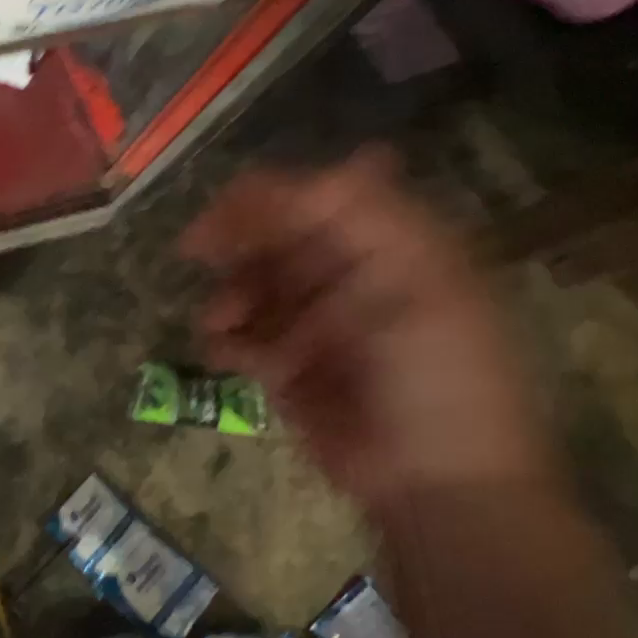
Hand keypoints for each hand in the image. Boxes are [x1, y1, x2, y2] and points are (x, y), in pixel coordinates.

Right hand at [183, 148, 550, 512]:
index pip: (321, 198)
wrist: (439, 484)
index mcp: (392, 249)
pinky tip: (225, 353)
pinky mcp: (287, 367)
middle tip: (196, 249)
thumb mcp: (424, 288)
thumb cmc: (441, 378)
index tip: (225, 207)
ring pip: (251, 286)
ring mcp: (315, 323)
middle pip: (276, 238)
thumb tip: (355, 153)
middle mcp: (350, 277)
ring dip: (229, 294)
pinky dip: (227, 340)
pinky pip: (242, 338)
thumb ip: (380, 225)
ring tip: (219, 320)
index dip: (273, 196)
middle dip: (237, 242)